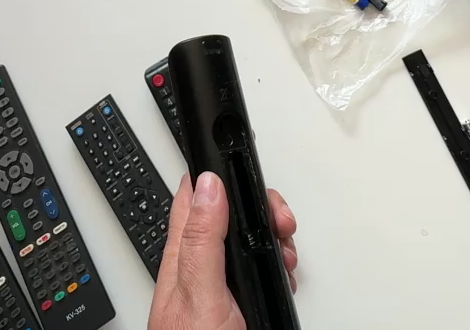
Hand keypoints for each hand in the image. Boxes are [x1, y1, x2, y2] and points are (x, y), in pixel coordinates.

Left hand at [147, 172, 297, 329]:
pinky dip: (275, 261)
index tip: (248, 169)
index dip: (218, 173)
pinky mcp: (238, 300)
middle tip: (280, 222)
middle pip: (228, 211)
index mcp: (183, 254)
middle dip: (259, 207)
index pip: (195, 192)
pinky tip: (283, 270)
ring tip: (286, 249)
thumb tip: (208, 183)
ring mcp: (219, 282)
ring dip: (272, 235)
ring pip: (247, 237)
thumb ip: (202, 240)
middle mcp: (198, 264)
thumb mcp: (199, 293)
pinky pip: (258, 264)